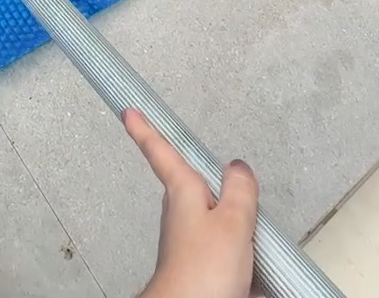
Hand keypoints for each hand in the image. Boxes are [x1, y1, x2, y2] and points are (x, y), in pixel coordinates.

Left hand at [124, 109, 257, 297]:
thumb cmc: (206, 267)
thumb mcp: (232, 222)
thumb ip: (239, 191)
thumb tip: (237, 167)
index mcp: (182, 190)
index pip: (160, 152)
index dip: (143, 130)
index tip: (127, 110)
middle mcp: (178, 210)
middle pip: (189, 184)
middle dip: (205, 180)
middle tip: (222, 176)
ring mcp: (185, 238)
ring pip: (208, 217)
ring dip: (226, 218)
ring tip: (250, 226)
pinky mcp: (196, 264)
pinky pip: (218, 247)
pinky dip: (235, 250)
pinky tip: (251, 261)